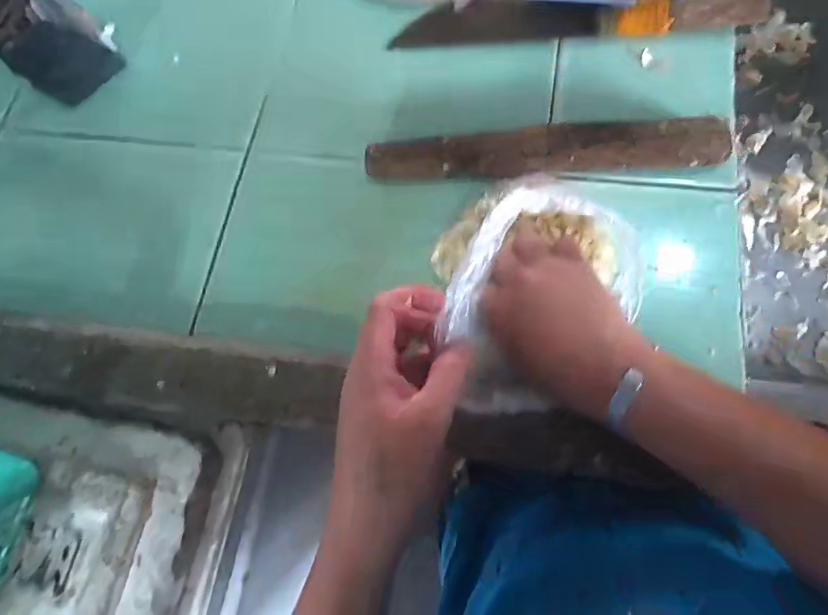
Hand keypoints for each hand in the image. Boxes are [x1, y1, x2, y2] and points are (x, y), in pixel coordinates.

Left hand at [317, 287, 471, 591]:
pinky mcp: (376, 412)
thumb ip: (449, 372)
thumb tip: (463, 340)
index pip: (384, 305)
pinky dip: (421, 370)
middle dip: (423, 319)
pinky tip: (445, 388)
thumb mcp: (431, 419)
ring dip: (425, 346)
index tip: (449, 312)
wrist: (364, 530)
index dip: (415, 297)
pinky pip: (398, 374)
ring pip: (396, 350)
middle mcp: (364, 370)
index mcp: (369, 364)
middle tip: (458, 335)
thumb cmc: (396, 472)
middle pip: (389, 323)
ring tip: (458, 360)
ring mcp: (368, 392)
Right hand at [480, 225, 653, 418]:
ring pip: (525, 239)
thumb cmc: (560, 373)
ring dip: (527, 251)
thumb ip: (503, 332)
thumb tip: (503, 320)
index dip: (494, 298)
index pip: (484, 291)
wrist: (607, 364)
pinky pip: (562, 242)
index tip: (502, 307)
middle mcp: (516, 279)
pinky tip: (566, 264)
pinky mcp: (574, 260)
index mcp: (498, 308)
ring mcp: (546, 265)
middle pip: (500, 258)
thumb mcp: (518, 361)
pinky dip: (562, 251)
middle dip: (506, 269)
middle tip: (518, 283)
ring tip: (536, 264)